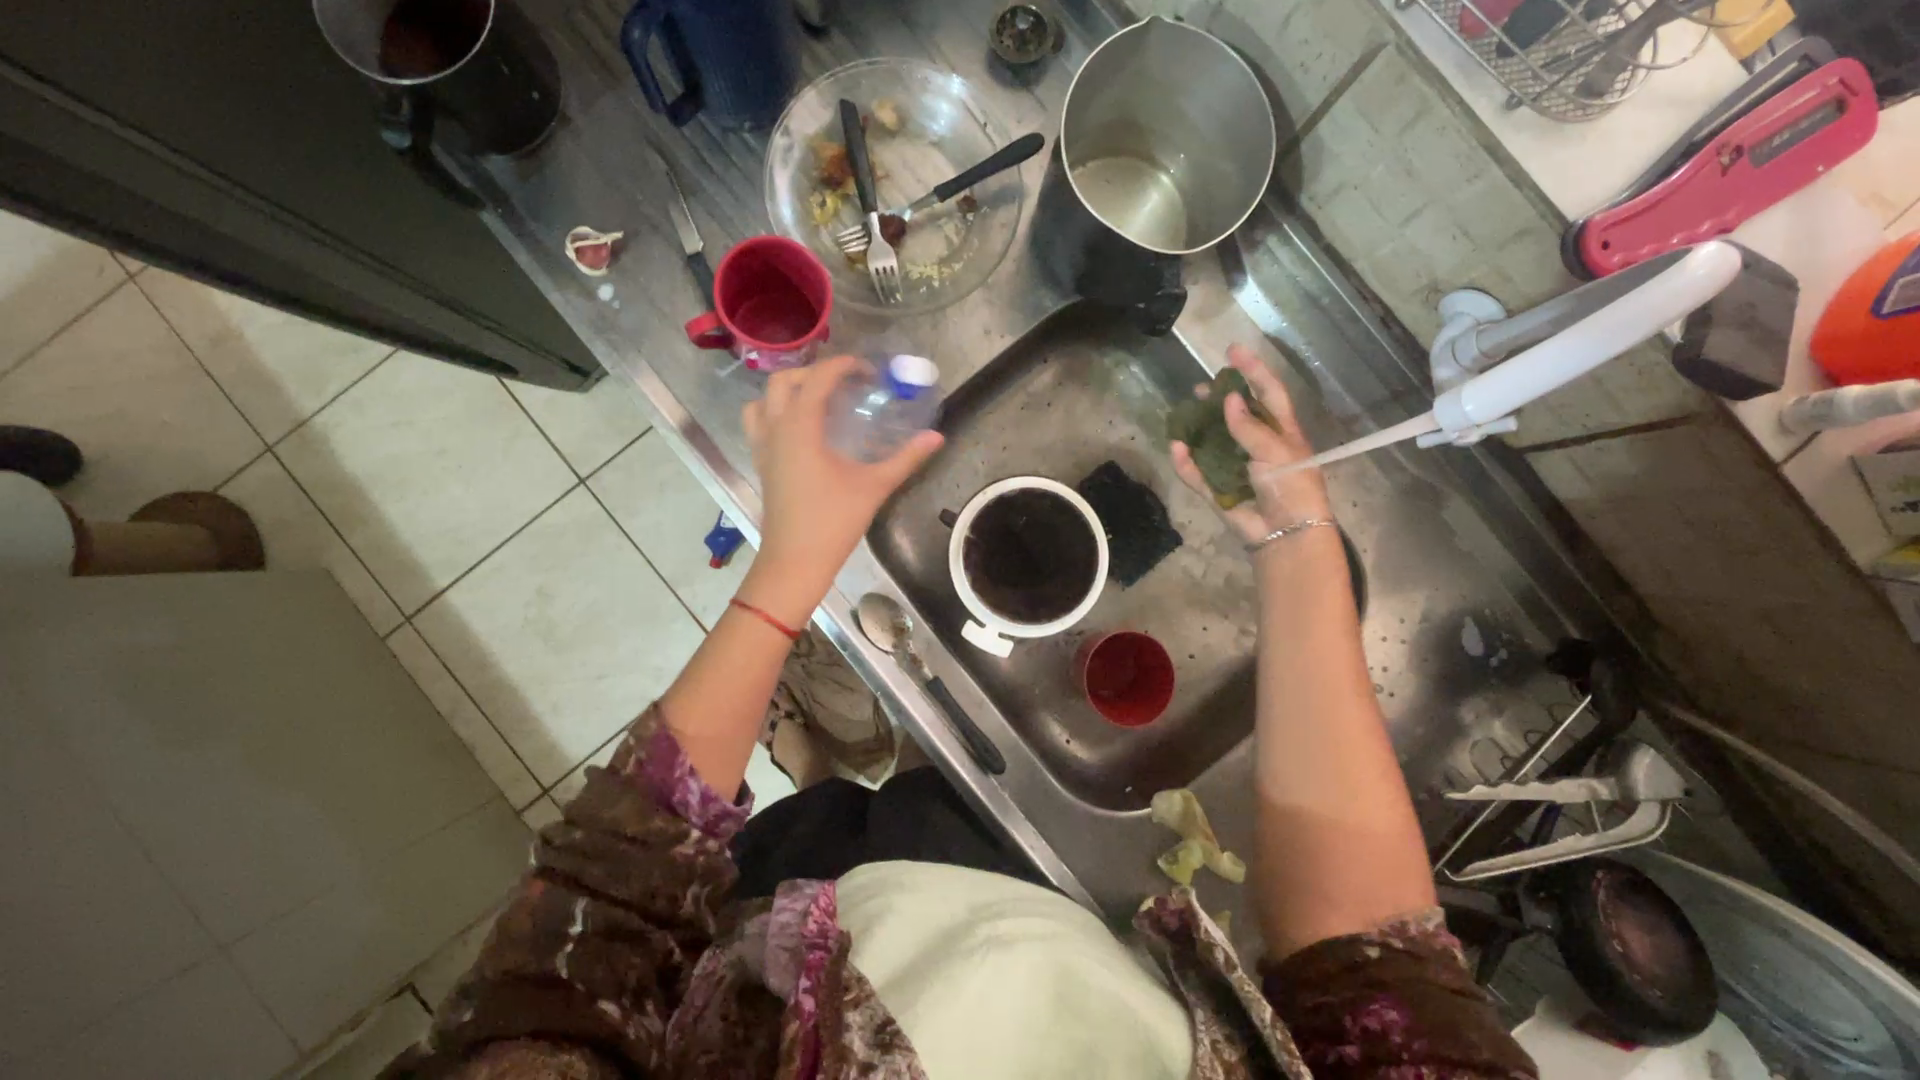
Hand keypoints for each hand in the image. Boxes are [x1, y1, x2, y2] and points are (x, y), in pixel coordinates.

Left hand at [738, 355, 943, 623]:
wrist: (795, 560)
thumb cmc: (833, 522)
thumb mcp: (874, 486)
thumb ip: (906, 458)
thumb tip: (936, 437)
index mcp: (800, 426)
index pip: (818, 378)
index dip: (844, 366)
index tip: (869, 373)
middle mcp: (776, 428)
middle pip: (785, 380)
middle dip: (814, 373)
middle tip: (845, 384)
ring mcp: (763, 446)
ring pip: (764, 400)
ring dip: (788, 391)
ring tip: (818, 401)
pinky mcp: (761, 463)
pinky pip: (760, 423)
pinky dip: (776, 413)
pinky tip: (804, 430)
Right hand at [1169, 344, 1332, 544]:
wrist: (1287, 533)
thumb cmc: (1292, 486)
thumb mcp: (1277, 450)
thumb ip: (1250, 426)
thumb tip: (1228, 399)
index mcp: (1282, 433)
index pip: (1268, 393)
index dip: (1252, 371)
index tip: (1232, 350)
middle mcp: (1259, 447)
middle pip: (1237, 416)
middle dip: (1220, 399)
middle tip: (1201, 386)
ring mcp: (1237, 470)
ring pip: (1214, 443)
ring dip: (1199, 427)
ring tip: (1184, 412)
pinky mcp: (1220, 493)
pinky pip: (1198, 475)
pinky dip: (1186, 463)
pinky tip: (1176, 447)